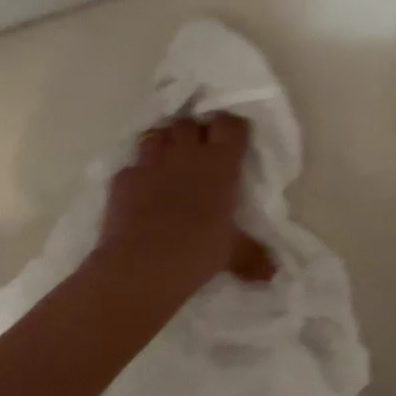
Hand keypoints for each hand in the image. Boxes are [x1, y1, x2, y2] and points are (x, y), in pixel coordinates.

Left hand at [91, 112, 268, 305]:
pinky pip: (131, 166)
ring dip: (164, 144)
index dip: (230, 128)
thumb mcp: (232, 253)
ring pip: (157, 134)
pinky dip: (137, 174)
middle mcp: (186, 153)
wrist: (139, 268)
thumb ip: (251, 255)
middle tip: (198, 152)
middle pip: (190, 122)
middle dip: (194, 132)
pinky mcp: (123, 179)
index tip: (232, 140)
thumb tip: (272, 272)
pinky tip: (139, 191)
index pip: (230, 124)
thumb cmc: (196, 253)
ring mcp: (151, 163)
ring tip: (168, 163)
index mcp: (220, 163)